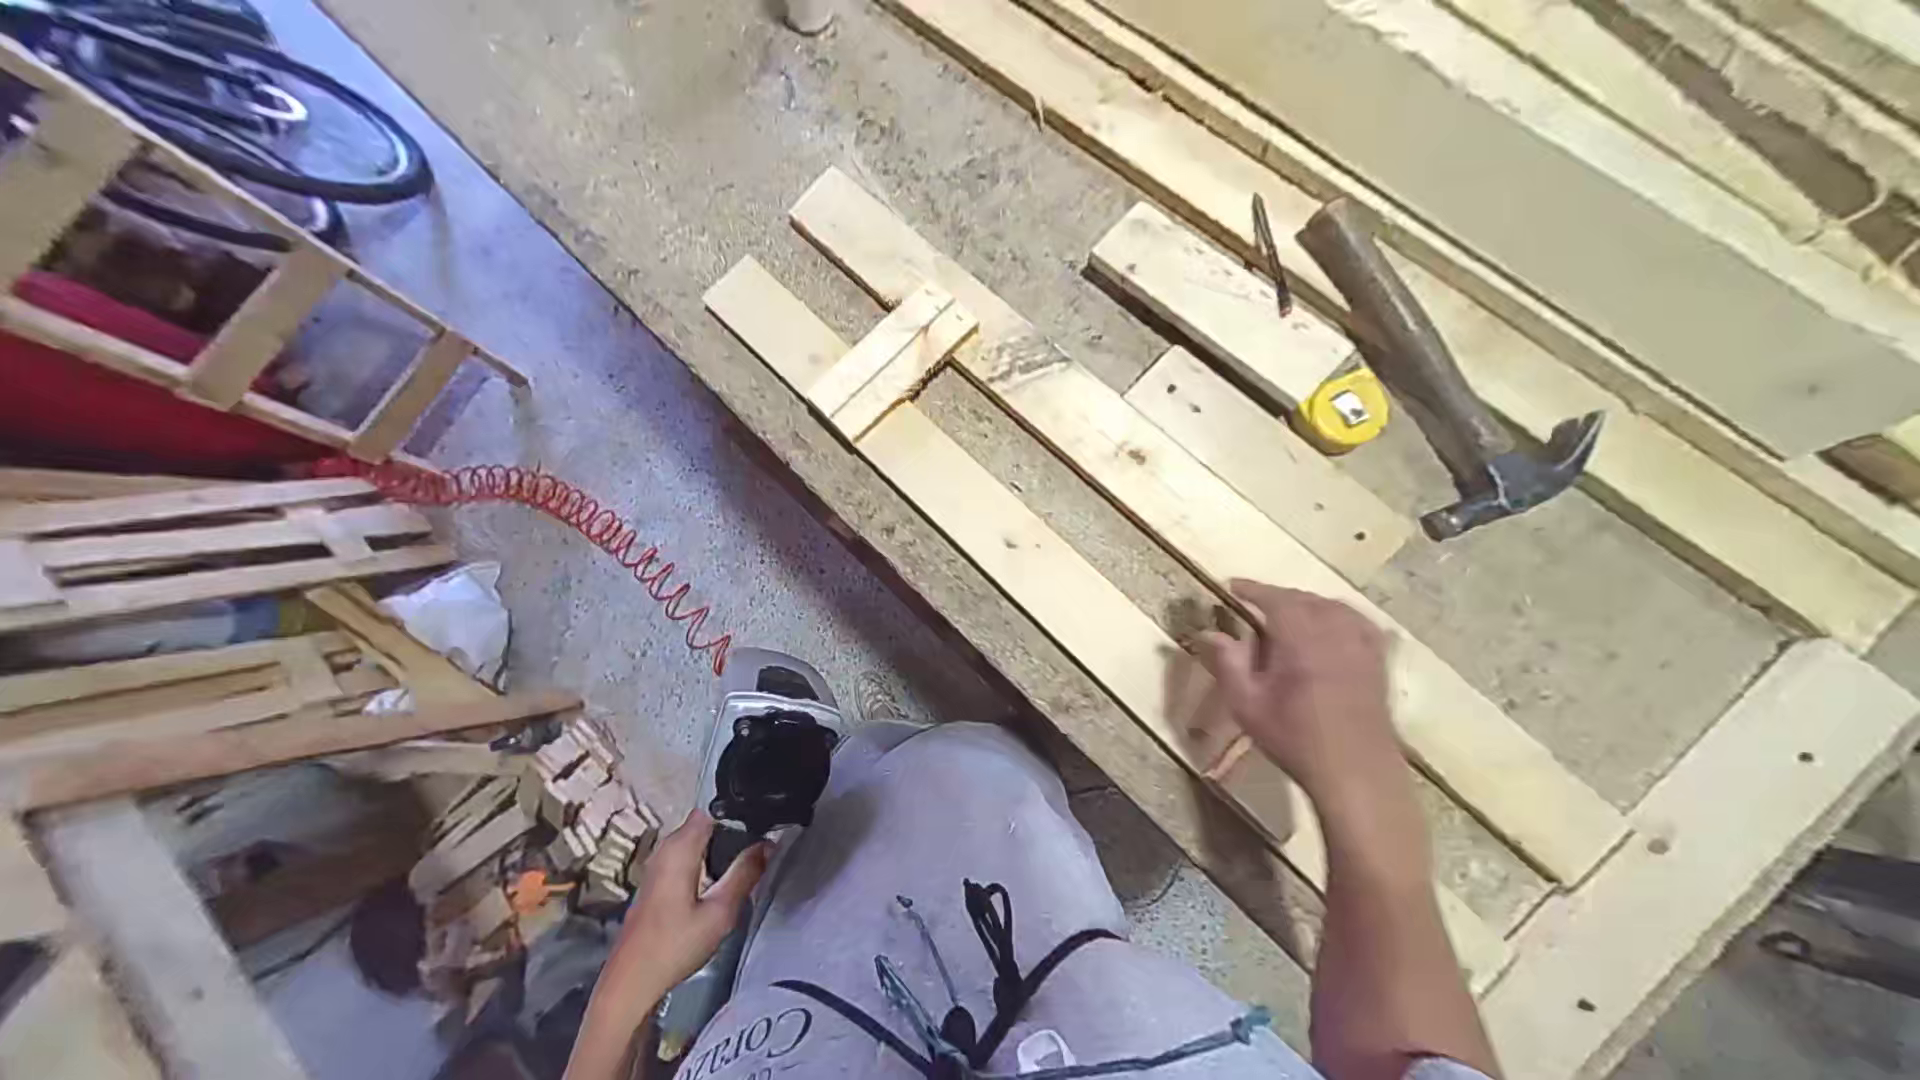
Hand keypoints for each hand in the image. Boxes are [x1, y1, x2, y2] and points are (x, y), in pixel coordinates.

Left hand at [596, 810, 769, 1010]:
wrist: (630, 986)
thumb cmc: (675, 946)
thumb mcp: (720, 912)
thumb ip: (745, 873)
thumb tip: (769, 844)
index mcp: (680, 847)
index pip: (713, 810)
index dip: (738, 815)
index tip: (761, 828)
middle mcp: (665, 849)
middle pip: (705, 825)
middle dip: (731, 832)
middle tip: (759, 850)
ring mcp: (657, 866)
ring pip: (695, 842)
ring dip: (718, 849)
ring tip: (745, 865)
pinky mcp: (655, 883)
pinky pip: (686, 857)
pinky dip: (704, 862)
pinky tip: (719, 883)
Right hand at [1194, 580, 1401, 801]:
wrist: (1355, 773)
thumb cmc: (1294, 738)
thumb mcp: (1247, 704)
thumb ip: (1227, 663)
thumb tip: (1208, 632)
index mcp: (1301, 638)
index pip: (1275, 598)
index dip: (1252, 589)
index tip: (1232, 586)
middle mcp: (1335, 632)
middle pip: (1304, 599)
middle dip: (1277, 596)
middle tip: (1254, 603)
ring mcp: (1361, 645)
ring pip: (1332, 607)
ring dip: (1307, 603)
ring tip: (1288, 612)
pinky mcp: (1377, 662)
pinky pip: (1358, 622)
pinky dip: (1339, 615)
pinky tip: (1332, 625)